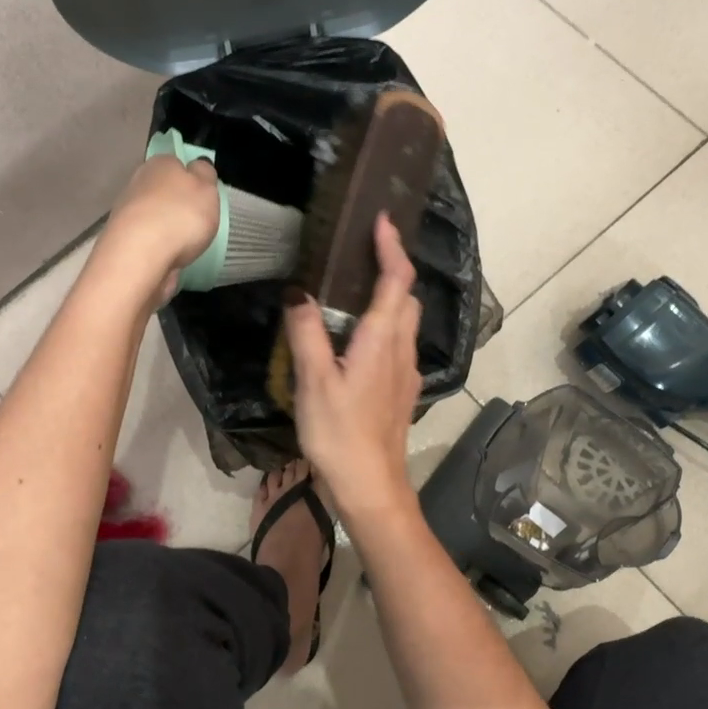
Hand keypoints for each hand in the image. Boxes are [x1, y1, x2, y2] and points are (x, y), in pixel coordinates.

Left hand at [98, 156, 221, 302]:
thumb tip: (196, 166)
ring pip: (154, 216)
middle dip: (177, 205)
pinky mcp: (124, 241)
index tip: (203, 197)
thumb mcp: (207, 187)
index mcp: (159, 164)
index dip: (191, 179)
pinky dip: (158, 247)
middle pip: (163, 191)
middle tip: (196, 222)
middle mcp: (138, 183)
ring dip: (166, 228)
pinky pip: (147, 240)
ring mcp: (127, 213)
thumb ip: (205, 174)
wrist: (140, 256)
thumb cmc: (180, 215)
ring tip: (183, 244)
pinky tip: (168, 257)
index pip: (176, 164)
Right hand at [282, 214, 422, 518]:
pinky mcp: (401, 394)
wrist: (372, 488)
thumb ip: (307, 332)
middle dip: (392, 270)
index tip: (381, 220)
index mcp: (382, 340)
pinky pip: (397, 346)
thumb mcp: (314, 382)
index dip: (392, 247)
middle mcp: (402, 350)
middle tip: (361, 255)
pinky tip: (356, 343)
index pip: (397, 280)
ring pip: (405, 323)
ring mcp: (406, 374)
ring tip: (353, 293)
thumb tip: (300, 292)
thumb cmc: (341, 434)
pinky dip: (383, 328)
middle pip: (407, 298)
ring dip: (388, 300)